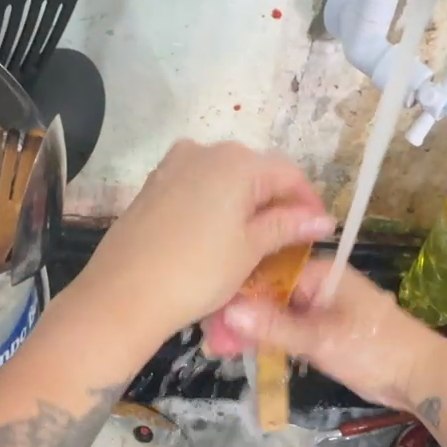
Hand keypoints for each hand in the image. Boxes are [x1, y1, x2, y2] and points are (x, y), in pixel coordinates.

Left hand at [68, 141, 335, 341]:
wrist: (124, 295)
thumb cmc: (197, 273)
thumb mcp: (250, 250)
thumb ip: (287, 227)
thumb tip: (322, 219)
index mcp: (237, 162)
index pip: (288, 173)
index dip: (308, 202)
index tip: (318, 231)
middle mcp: (204, 151)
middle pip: (255, 172)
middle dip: (276, 203)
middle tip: (289, 241)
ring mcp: (174, 166)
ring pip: (224, 180)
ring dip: (245, 205)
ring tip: (254, 243)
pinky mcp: (153, 185)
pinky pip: (197, 189)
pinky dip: (216, 207)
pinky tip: (218, 239)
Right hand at [203, 260, 442, 410]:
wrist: (419, 376)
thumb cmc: (374, 349)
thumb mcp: (320, 339)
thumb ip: (274, 326)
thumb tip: (229, 311)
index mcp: (318, 272)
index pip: (265, 274)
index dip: (236, 296)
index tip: (211, 320)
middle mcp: (315, 284)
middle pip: (267, 294)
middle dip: (240, 317)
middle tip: (212, 343)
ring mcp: (318, 308)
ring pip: (274, 314)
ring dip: (252, 332)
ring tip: (221, 350)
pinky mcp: (321, 331)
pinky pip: (287, 331)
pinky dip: (269, 342)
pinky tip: (246, 353)